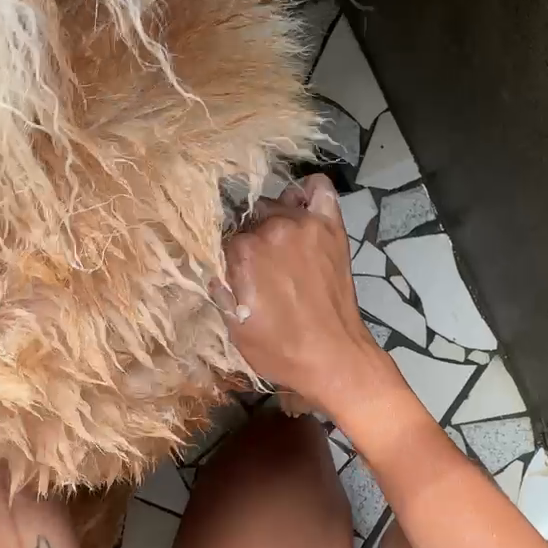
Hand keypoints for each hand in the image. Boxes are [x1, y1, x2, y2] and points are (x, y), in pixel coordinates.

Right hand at [220, 174, 399, 418]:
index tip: (236, 271)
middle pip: (249, 217)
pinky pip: (318, 189)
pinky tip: (303, 210)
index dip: (228, 255)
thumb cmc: (281, 351)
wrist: (334, 358)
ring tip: (284, 248)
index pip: (222, 237)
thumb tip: (214, 268)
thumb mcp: (234, 328)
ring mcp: (303, 224)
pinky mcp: (331, 227)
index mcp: (240, 253)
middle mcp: (269, 230)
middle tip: (263, 266)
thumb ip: (220, 290)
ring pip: (277, 204)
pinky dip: (308, 194)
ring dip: (276, 220)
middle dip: (251, 237)